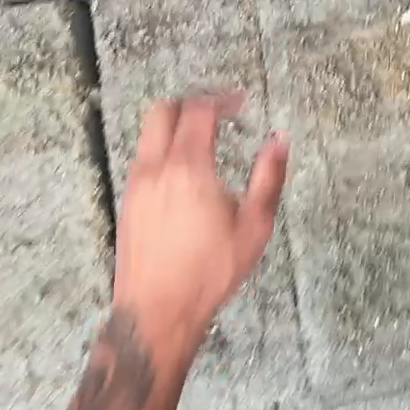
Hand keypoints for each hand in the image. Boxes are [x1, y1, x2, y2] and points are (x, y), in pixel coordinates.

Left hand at [113, 94, 289, 362]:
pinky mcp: (129, 203)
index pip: (200, 112)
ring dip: (177, 126)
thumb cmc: (211, 271)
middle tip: (220, 111)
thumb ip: (269, 176)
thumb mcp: (255, 225)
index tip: (241, 102)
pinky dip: (166, 151)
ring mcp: (137, 186)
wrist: (158, 311)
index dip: (222, 99)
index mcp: (189, 169)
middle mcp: (156, 170)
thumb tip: (279, 140)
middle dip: (193, 103)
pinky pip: (145, 160)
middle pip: (164, 111)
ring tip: (207, 140)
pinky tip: (188, 174)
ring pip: (149, 134)